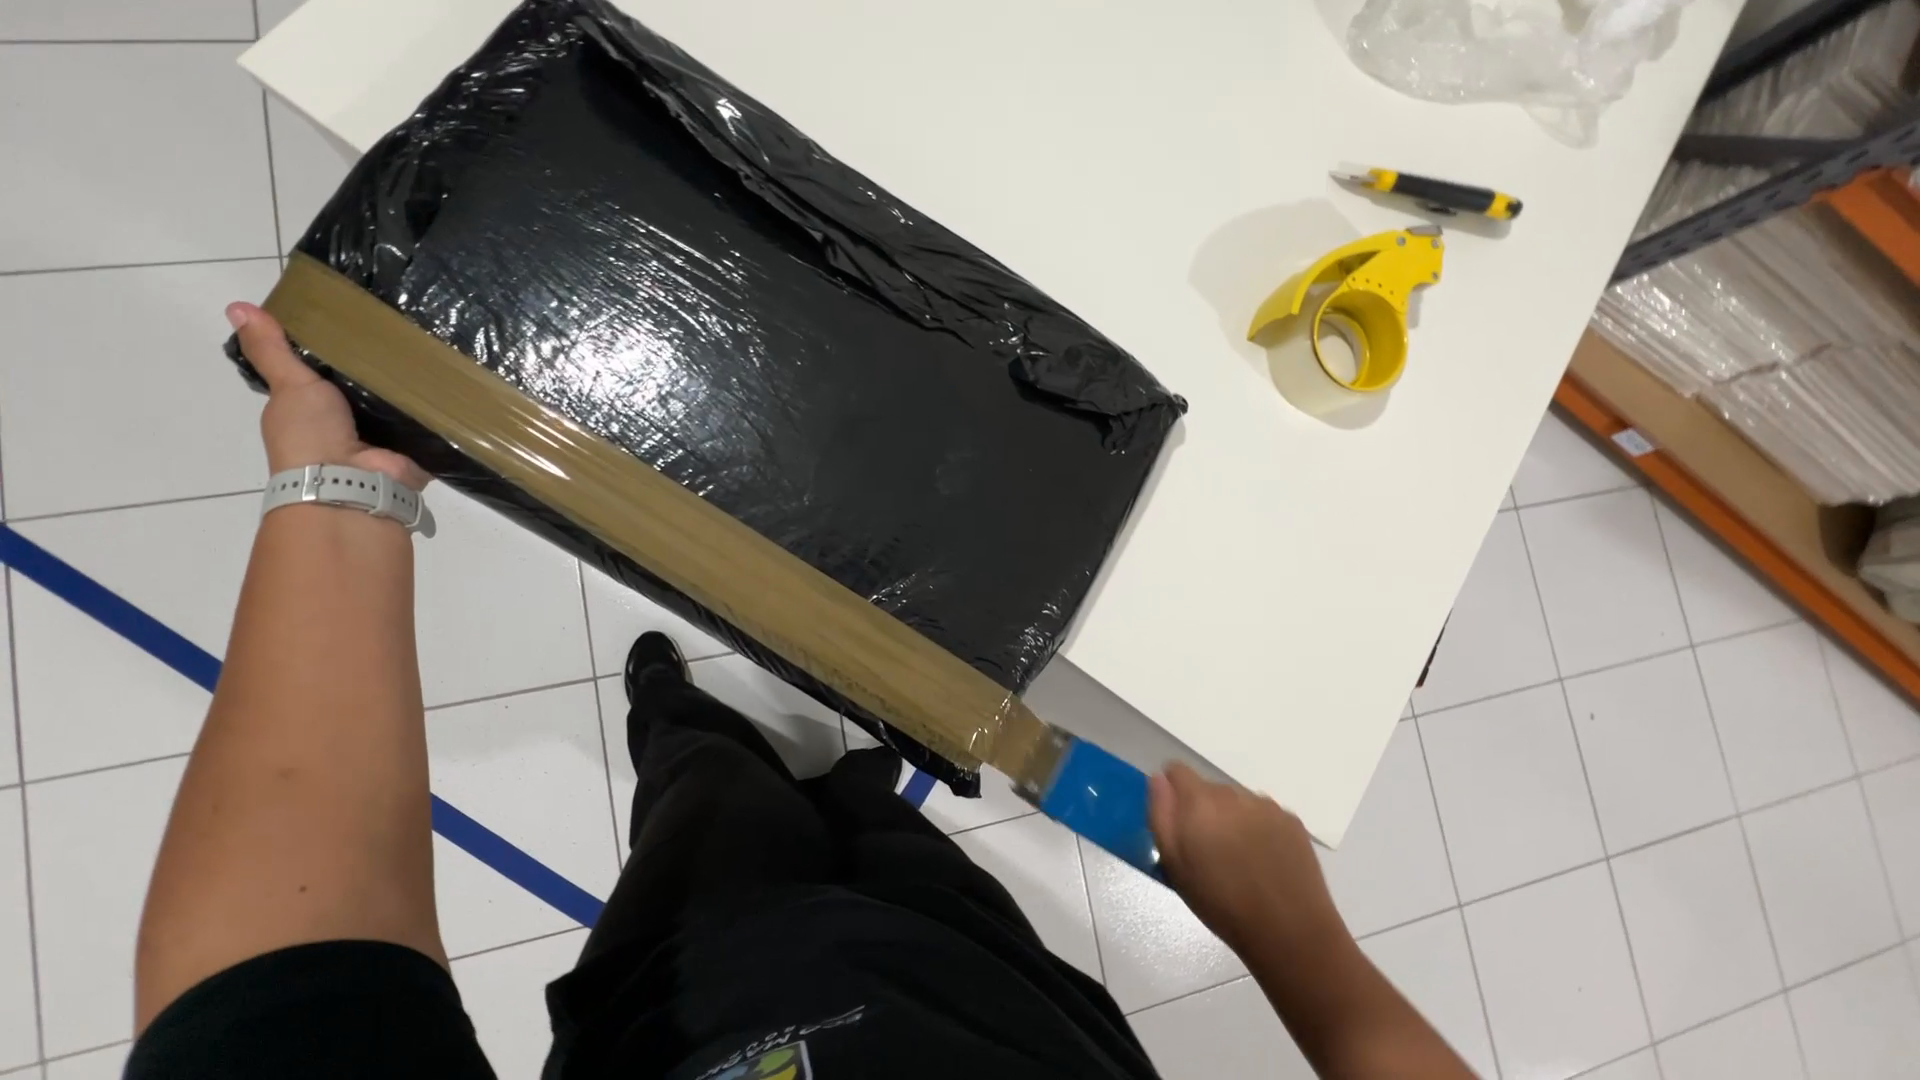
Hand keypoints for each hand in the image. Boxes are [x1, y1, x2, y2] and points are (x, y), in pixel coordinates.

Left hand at [228, 302, 429, 489]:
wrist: (351, 484)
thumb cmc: (311, 434)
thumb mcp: (289, 385)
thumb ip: (272, 351)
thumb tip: (236, 306)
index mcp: (313, 410)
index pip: (327, 374)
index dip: (339, 351)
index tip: (359, 323)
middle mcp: (349, 426)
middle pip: (369, 389)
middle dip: (385, 368)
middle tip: (409, 332)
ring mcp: (386, 440)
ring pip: (402, 406)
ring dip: (416, 389)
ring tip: (440, 352)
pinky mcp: (418, 450)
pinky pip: (433, 425)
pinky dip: (442, 412)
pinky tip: (458, 386)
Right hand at [1149, 764, 1343, 955]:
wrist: (1289, 931)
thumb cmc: (1221, 903)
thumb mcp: (1174, 865)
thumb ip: (1161, 814)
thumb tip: (1158, 779)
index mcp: (1200, 801)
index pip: (1177, 770)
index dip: (1172, 793)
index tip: (1177, 823)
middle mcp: (1233, 793)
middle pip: (1208, 788)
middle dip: (1203, 811)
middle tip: (1208, 852)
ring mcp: (1267, 806)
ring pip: (1238, 801)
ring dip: (1232, 819)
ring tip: (1240, 860)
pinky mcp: (1292, 821)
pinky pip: (1265, 814)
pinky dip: (1260, 829)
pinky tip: (1265, 861)